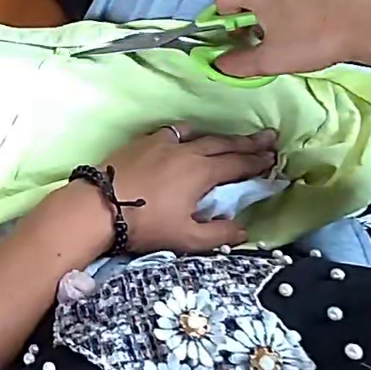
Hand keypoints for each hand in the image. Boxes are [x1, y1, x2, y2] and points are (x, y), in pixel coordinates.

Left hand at [99, 124, 277, 252]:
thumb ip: (218, 235)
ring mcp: (165, 143)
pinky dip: (190, 132)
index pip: (238, 165)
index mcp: (202, 173)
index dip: (258, 163)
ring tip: (235, 138)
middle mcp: (188, 151)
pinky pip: (175, 131)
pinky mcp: (145, 141)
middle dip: (249, 143)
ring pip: (202, 135)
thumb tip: (243, 230)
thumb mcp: (186, 238)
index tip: (273, 160)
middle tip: (269, 138)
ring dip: (222, 137)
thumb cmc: (144, 225)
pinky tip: (190, 134)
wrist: (97, 206)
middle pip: (225, 144)